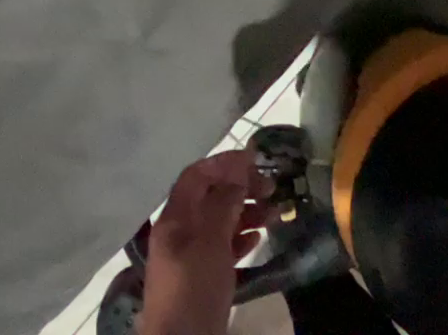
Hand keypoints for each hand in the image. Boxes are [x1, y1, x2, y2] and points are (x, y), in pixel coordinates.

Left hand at [138, 151, 271, 334]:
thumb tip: (238, 169)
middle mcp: (179, 233)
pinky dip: (240, 238)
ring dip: (245, 212)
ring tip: (272, 212)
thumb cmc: (194, 289)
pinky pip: (221, 248)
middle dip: (240, 187)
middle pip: (209, 197)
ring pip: (219, 222)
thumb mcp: (210, 242)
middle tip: (271, 187)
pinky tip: (257, 240)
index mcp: (174, 219)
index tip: (255, 159)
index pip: (196, 176)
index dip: (223, 162)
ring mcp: (189, 257)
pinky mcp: (201, 279)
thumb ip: (223, 203)